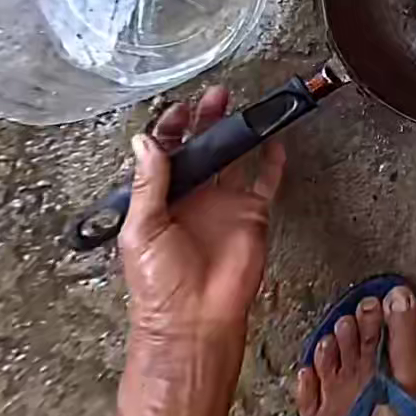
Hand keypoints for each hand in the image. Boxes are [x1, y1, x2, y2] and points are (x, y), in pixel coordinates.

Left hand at [121, 86, 286, 361]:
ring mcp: (225, 203)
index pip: (168, 153)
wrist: (195, 318)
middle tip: (214, 96)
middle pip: (202, 148)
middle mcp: (195, 196)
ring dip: (235, 132)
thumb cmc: (160, 284)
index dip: (172, 129)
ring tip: (238, 106)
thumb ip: (149, 183)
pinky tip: (273, 142)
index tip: (179, 111)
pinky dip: (272, 161)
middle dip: (206, 120)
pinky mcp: (252, 213)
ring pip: (233, 157)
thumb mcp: (143, 229)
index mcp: (164, 198)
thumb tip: (145, 141)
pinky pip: (266, 181)